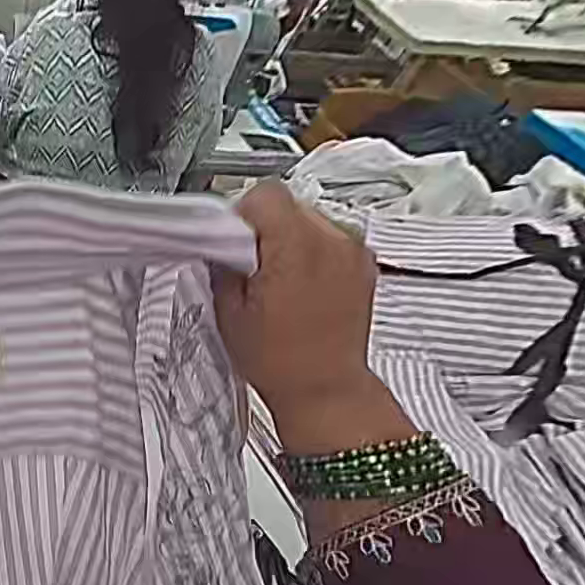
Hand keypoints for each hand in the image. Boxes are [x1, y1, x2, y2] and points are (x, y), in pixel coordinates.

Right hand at [215, 181, 407, 453]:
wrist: (323, 389)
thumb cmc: (280, 363)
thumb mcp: (230, 316)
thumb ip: (223, 271)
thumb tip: (221, 250)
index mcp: (294, 246)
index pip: (264, 196)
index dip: (240, 217)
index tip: (230, 242)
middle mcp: (331, 239)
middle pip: (288, 205)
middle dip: (264, 231)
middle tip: (249, 270)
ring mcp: (352, 249)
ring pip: (310, 219)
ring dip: (288, 241)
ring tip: (277, 285)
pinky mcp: (363, 263)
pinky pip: (330, 239)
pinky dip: (311, 255)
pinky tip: (299, 290)